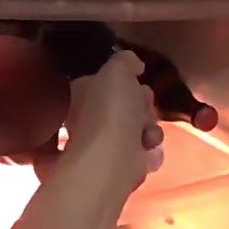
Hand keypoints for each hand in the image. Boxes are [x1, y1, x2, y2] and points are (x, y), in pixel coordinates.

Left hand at [62, 51, 163, 189]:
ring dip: (148, 130)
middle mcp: (85, 119)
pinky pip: (140, 153)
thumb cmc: (111, 110)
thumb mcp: (118, 70)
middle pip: (125, 106)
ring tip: (147, 135)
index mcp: (79, 94)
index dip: (127, 83)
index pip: (107, 83)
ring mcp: (100, 145)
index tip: (137, 84)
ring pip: (136, 129)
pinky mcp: (115, 167)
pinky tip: (148, 151)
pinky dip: (148, 153)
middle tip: (143, 109)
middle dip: (141, 107)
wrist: (112, 159)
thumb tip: (133, 64)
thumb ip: (125, 61)